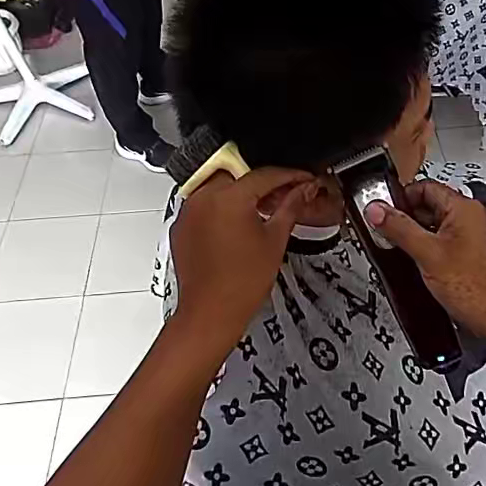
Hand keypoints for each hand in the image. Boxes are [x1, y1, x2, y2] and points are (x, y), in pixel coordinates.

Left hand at [170, 167, 315, 347]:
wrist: (212, 312)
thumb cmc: (240, 283)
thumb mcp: (275, 239)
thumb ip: (291, 207)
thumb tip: (302, 191)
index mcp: (229, 198)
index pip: (265, 175)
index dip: (290, 175)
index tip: (303, 179)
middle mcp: (203, 199)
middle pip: (240, 173)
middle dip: (265, 181)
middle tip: (287, 192)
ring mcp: (189, 211)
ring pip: (220, 186)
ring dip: (243, 191)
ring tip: (266, 208)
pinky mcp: (182, 225)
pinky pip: (205, 204)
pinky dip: (224, 206)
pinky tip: (242, 222)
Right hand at [365, 181, 485, 345]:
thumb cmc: (478, 289)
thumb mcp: (427, 254)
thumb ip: (399, 229)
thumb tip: (377, 210)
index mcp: (465, 208)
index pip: (425, 186)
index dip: (400, 198)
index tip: (383, 211)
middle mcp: (473, 217)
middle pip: (429, 205)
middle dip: (406, 219)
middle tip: (389, 233)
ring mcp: (475, 236)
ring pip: (436, 225)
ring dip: (418, 236)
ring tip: (405, 252)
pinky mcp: (473, 254)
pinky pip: (445, 242)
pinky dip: (430, 249)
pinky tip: (422, 265)